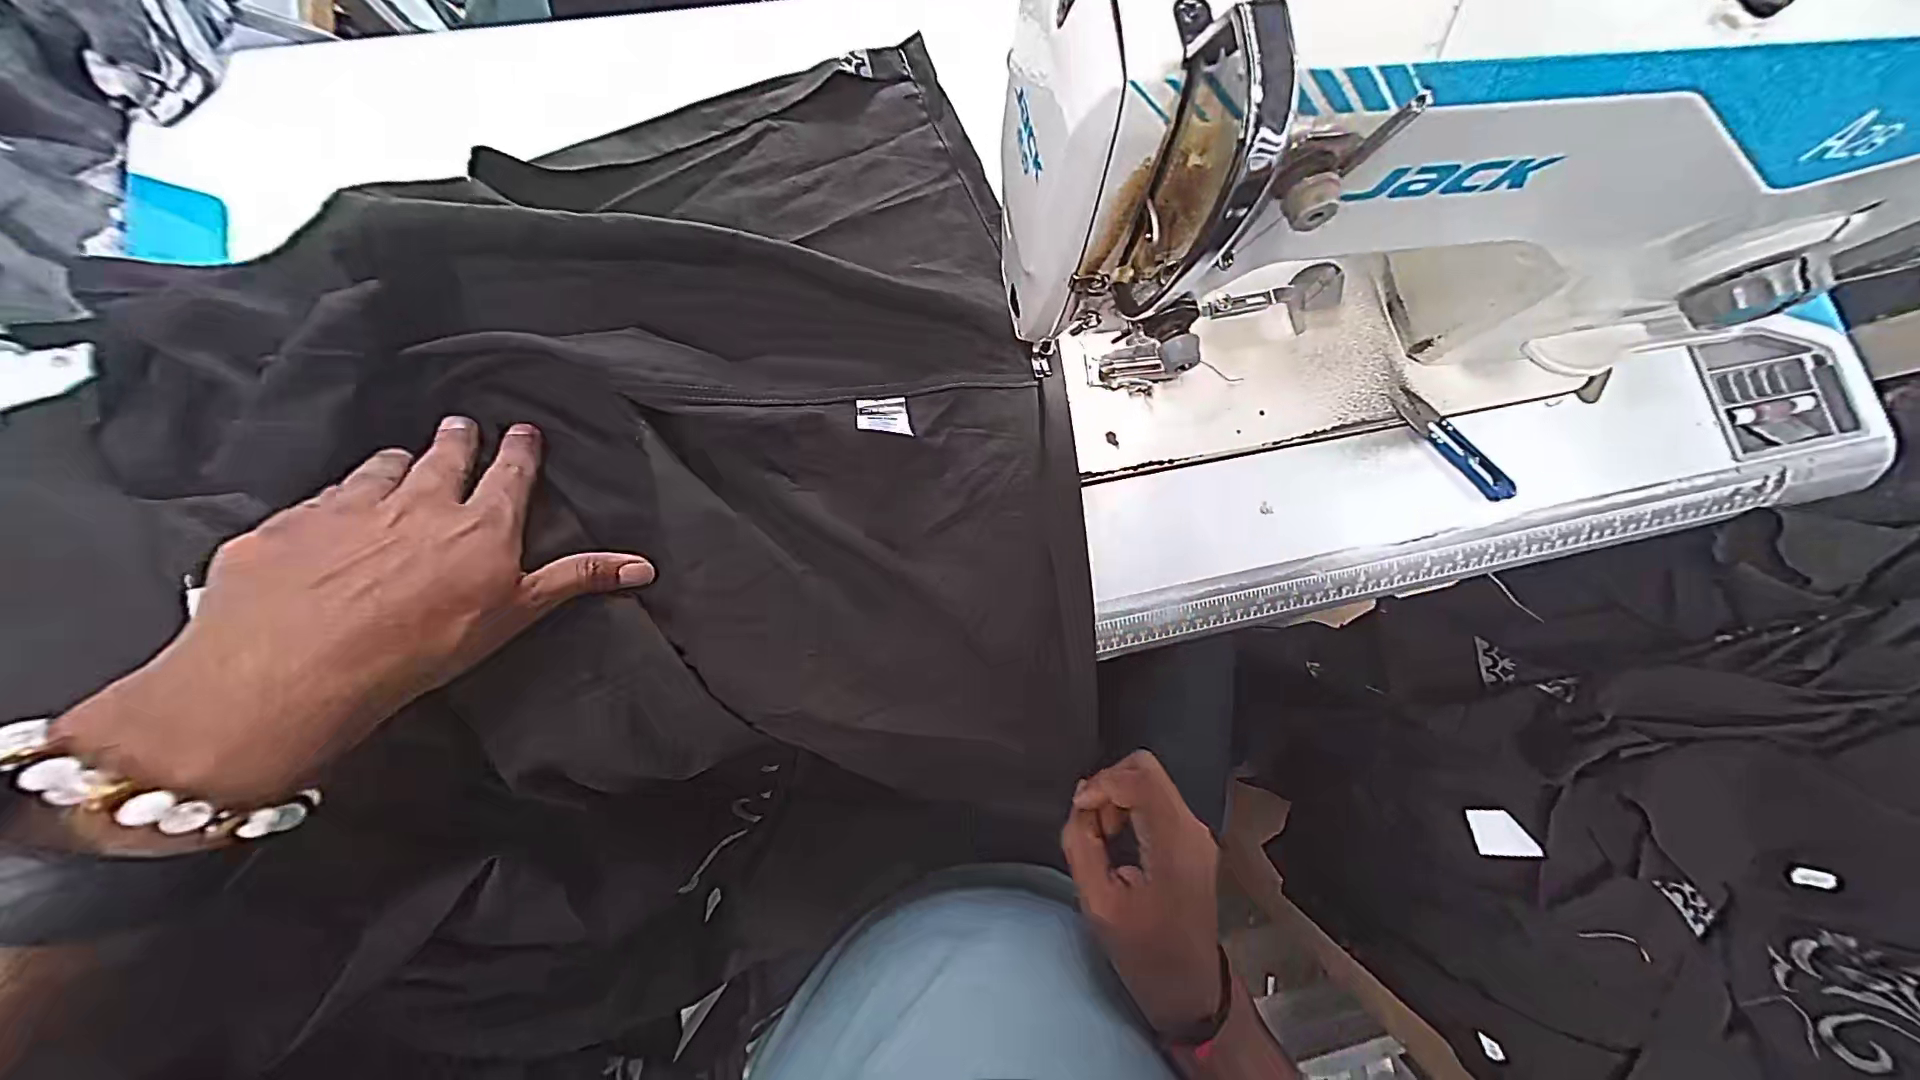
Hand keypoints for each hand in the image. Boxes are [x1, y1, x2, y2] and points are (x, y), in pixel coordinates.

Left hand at [52, 417, 653, 805]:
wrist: (298, 667)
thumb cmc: (426, 643)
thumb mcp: (517, 611)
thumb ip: (578, 578)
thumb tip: (645, 566)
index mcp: (480, 523)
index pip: (509, 474)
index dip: (520, 450)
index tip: (524, 430)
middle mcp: (418, 502)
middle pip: (444, 456)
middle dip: (458, 439)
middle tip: (463, 425)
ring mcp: (348, 509)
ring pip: (380, 467)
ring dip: (397, 459)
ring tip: (401, 456)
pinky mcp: (286, 526)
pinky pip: (318, 497)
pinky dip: (335, 494)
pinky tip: (332, 504)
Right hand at [1061, 750, 1222, 1034]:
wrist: (1191, 989)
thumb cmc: (1146, 954)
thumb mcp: (1098, 903)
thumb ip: (1082, 844)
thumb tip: (1081, 804)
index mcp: (1175, 842)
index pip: (1139, 777)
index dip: (1101, 783)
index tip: (1080, 808)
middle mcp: (1192, 828)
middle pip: (1144, 768)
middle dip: (1108, 785)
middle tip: (1092, 823)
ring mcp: (1196, 831)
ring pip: (1148, 780)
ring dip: (1117, 798)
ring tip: (1103, 837)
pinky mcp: (1191, 838)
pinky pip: (1154, 799)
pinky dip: (1128, 807)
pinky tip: (1117, 839)